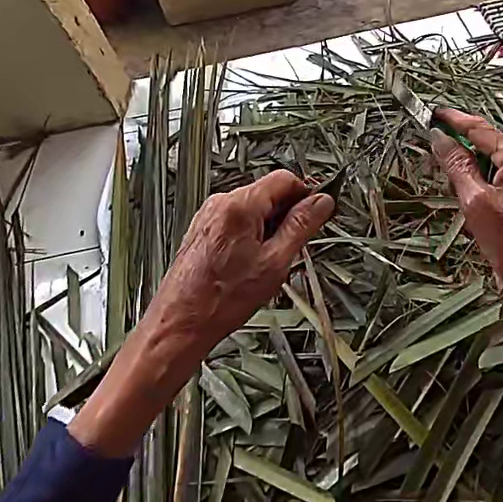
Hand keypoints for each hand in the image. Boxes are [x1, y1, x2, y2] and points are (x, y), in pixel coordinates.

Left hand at [69, 170, 334, 456]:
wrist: (181, 322)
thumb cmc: (220, 299)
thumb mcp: (275, 262)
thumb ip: (301, 226)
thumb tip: (321, 203)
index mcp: (240, 205)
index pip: (285, 179)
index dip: (306, 195)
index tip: (317, 213)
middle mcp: (221, 203)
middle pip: (269, 192)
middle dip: (287, 215)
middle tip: (294, 246)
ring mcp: (209, 215)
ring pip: (254, 208)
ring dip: (269, 228)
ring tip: (268, 263)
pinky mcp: (203, 229)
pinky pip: (237, 221)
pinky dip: (251, 236)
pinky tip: (250, 265)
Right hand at [429, 107, 502, 316]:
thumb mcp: (475, 203)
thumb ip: (458, 166)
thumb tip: (440, 140)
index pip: (482, 130)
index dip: (455, 121)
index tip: (435, 114)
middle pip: (492, 144)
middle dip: (464, 145)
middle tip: (437, 147)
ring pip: (500, 161)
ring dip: (476, 165)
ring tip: (453, 176)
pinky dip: (489, 178)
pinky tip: (475, 193)